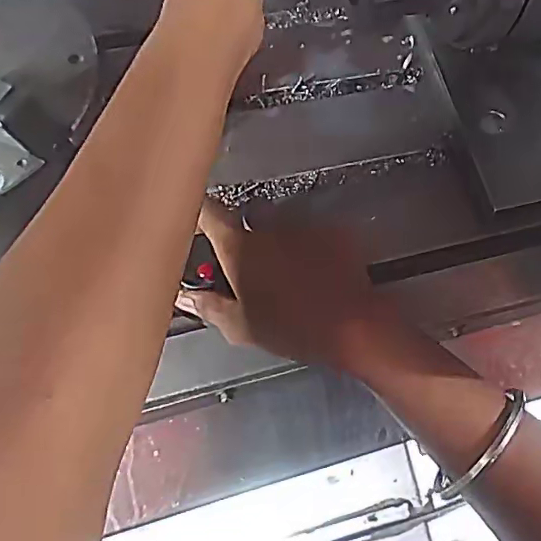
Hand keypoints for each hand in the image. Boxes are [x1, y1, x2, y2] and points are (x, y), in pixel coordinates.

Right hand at [178, 199, 399, 370]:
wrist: (353, 324)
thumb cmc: (294, 328)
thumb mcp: (241, 326)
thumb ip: (209, 306)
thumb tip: (186, 297)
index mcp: (240, 247)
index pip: (209, 213)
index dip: (200, 213)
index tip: (195, 217)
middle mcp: (271, 227)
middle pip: (251, 218)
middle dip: (249, 235)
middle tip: (253, 266)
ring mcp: (306, 225)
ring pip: (286, 224)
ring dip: (283, 240)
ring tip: (292, 273)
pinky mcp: (335, 231)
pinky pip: (316, 231)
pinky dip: (313, 245)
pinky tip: (318, 270)